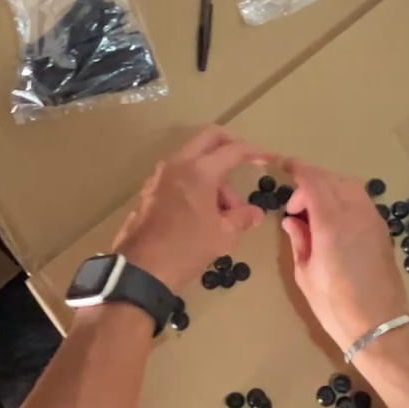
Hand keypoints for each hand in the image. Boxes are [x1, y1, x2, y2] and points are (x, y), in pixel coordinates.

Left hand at [112, 126, 270, 293]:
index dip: (255, 152)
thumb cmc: (186, 249)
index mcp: (200, 170)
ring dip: (211, 171)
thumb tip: (256, 213)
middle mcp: (178, 163)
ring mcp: (159, 174)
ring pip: (192, 156)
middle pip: (209, 137)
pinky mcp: (149, 189)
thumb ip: (242, 217)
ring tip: (223, 208)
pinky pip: (178, 173)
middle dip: (230, 144)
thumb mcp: (223, 235)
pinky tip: (200, 210)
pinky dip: (194, 180)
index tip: (268, 159)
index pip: (234, 150)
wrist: (140, 270)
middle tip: (245, 161)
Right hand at [280, 158, 408, 353]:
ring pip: (349, 185)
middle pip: (331, 178)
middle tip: (295, 207)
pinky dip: (344, 197)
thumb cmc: (335, 305)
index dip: (296, 169)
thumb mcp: (305, 274)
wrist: (379, 325)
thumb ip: (298, 240)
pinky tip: (333, 219)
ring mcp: (372, 219)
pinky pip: (361, 199)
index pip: (313, 180)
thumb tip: (292, 220)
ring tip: (314, 210)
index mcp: (331, 223)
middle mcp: (355, 213)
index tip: (282, 167)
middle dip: (310, 181)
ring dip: (329, 186)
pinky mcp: (381, 229)